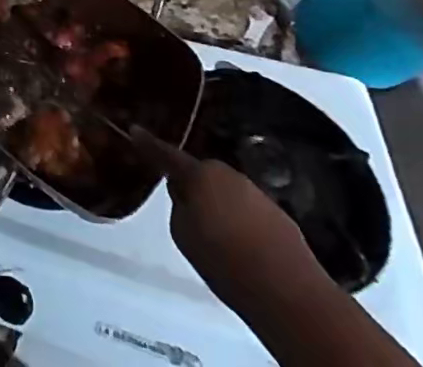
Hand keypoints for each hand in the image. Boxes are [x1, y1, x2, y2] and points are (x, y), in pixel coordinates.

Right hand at [132, 127, 316, 302]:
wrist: (287, 290)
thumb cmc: (224, 260)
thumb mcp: (184, 235)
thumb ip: (179, 207)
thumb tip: (187, 196)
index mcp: (200, 175)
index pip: (167, 156)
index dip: (148, 144)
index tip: (135, 130)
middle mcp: (229, 175)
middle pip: (201, 175)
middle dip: (193, 188)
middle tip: (187, 217)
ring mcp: (256, 192)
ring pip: (225, 192)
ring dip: (217, 206)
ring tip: (217, 240)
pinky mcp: (277, 213)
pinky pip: (246, 210)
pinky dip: (239, 222)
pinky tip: (242, 248)